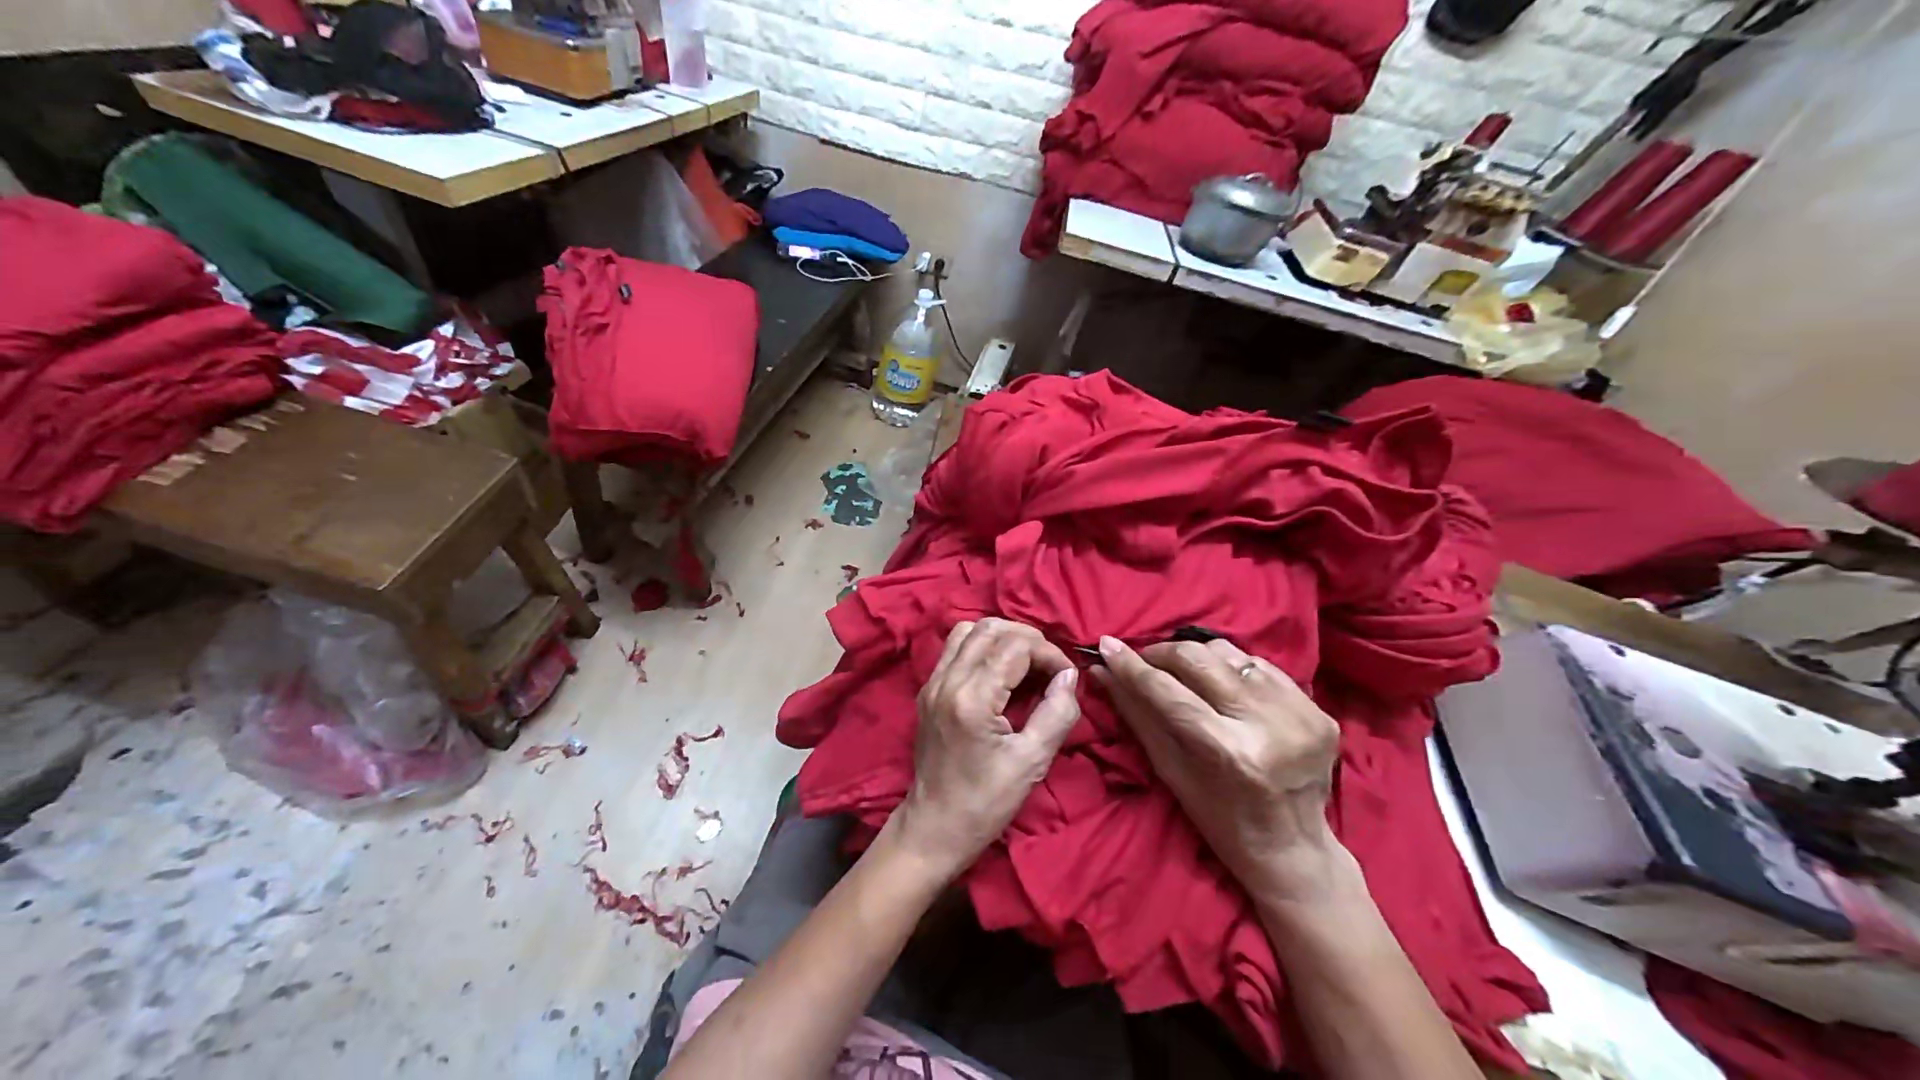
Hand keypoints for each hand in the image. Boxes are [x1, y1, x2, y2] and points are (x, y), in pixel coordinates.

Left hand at [892, 619, 1081, 879]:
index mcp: (972, 698)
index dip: (1049, 654)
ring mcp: (932, 683)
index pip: (1016, 646)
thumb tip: (1069, 677)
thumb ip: (1057, 713)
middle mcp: (946, 681)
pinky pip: (955, 648)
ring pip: (968, 630)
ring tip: (1027, 663)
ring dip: (1002, 637)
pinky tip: (1000, 671)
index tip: (1066, 678)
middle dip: (1028, 638)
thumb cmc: (985, 803)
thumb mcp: (1031, 762)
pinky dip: (982, 646)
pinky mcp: (928, 690)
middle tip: (1050, 666)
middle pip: (990, 628)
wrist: (934, 828)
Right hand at [1092, 635, 1349, 902]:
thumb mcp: (1170, 770)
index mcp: (1229, 752)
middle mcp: (1268, 726)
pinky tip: (1223, 687)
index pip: (1168, 691)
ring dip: (1198, 658)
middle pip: (1199, 660)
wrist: (1293, 847)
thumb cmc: (1219, 819)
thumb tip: (1102, 670)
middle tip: (1142, 659)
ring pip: (1230, 654)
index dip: (1132, 666)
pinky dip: (1234, 670)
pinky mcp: (1318, 710)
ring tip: (1182, 672)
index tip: (1105, 645)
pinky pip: (1261, 666)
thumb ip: (1137, 714)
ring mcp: (1300, 714)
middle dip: (1161, 653)